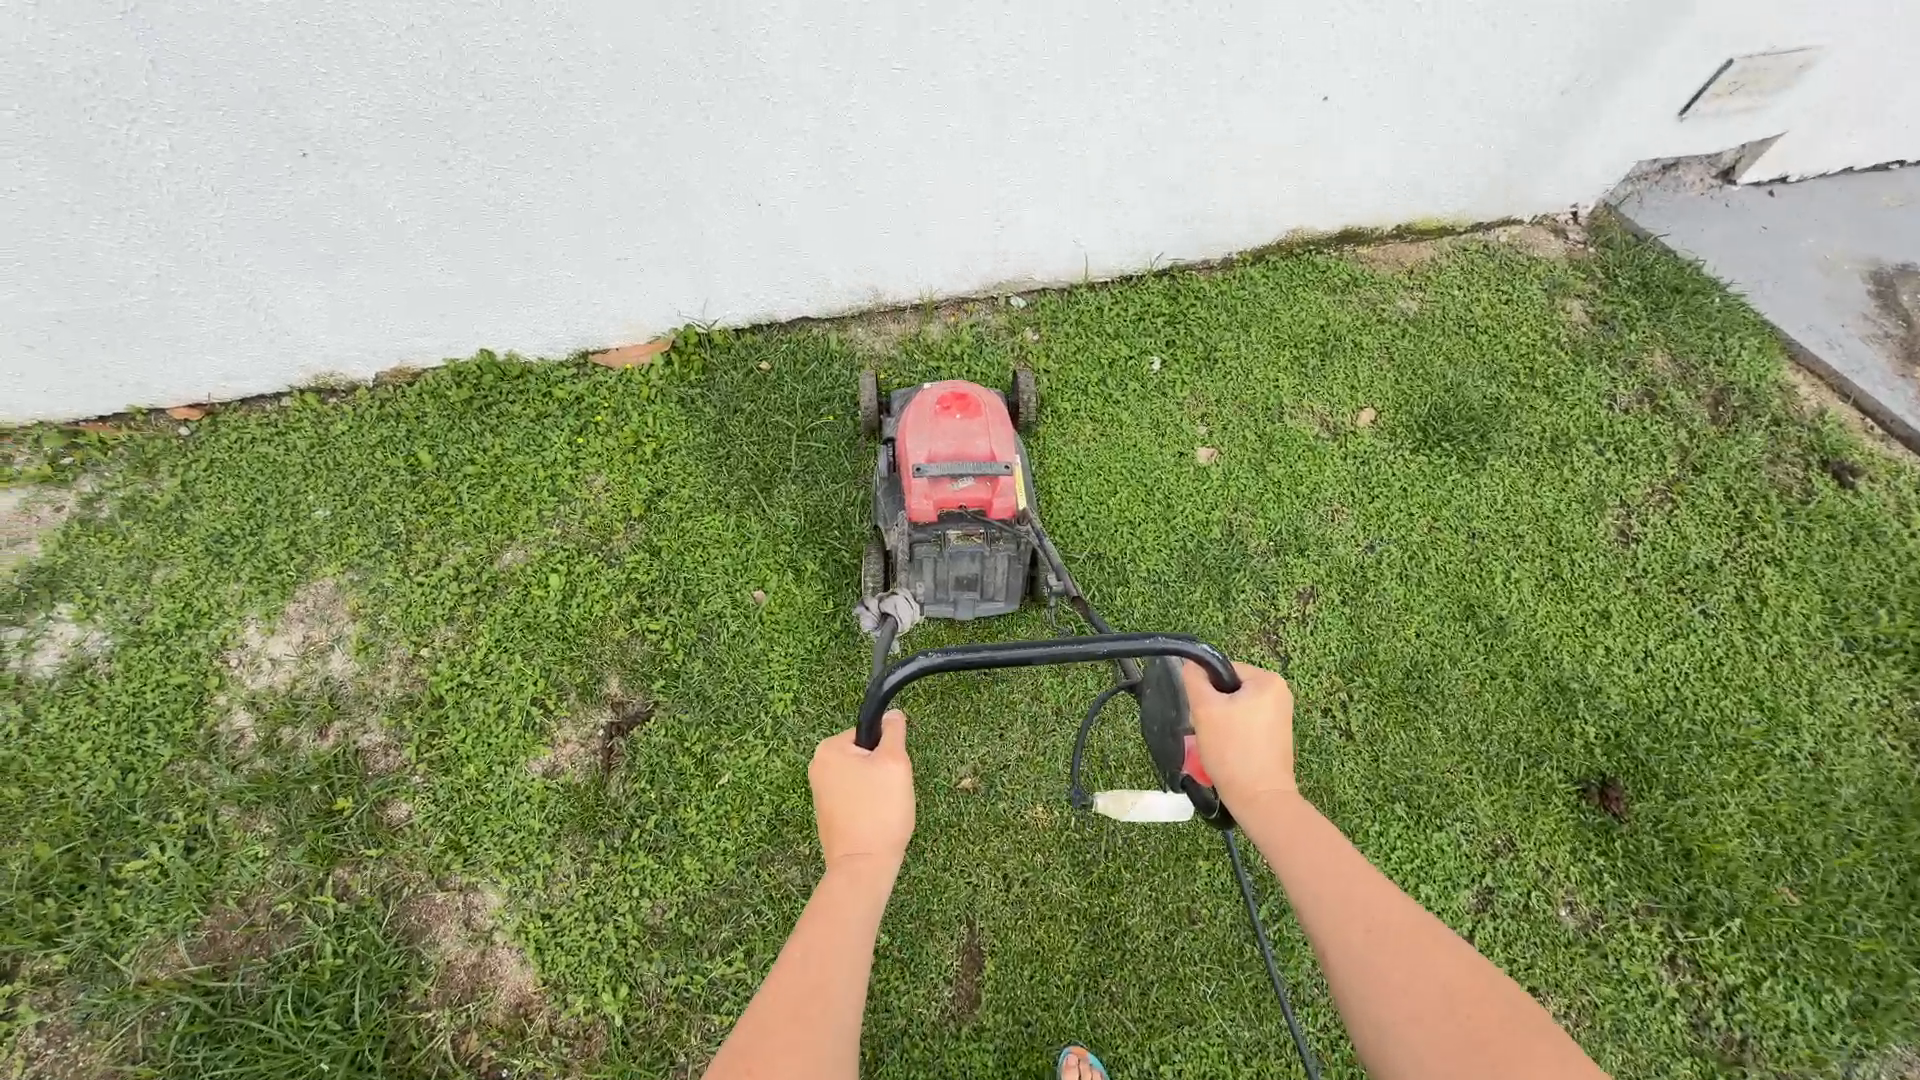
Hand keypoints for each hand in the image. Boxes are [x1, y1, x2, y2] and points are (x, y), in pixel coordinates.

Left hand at [808, 710, 914, 872]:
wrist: (863, 865)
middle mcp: (818, 767)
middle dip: (882, 772)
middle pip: (864, 756)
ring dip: (877, 789)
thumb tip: (893, 714)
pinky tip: (875, 820)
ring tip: (884, 809)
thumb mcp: (895, 762)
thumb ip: (894, 732)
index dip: (887, 751)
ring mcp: (820, 792)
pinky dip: (869, 805)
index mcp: (828, 749)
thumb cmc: (880, 810)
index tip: (892, 773)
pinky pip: (855, 797)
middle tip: (890, 793)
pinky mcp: (827, 814)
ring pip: (862, 778)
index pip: (868, 734)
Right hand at [1181, 660, 1297, 809]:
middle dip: (1214, 706)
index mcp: (1268, 680)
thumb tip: (1190, 663)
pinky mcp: (1277, 734)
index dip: (1206, 688)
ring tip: (1217, 741)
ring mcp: (1281, 714)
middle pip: (1230, 688)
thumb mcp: (1204, 709)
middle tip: (1208, 728)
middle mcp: (1280, 692)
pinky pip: (1246, 722)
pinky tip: (1229, 749)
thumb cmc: (1231, 749)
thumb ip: (1194, 679)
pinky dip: (1233, 731)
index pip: (1222, 670)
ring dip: (1221, 720)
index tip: (1202, 712)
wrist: (1259, 798)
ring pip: (1236, 706)